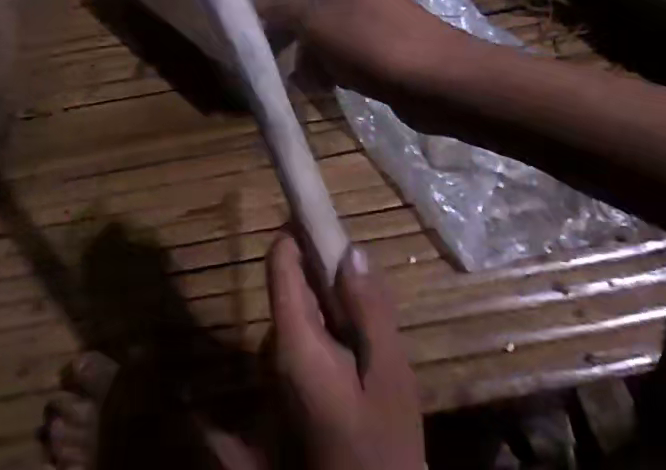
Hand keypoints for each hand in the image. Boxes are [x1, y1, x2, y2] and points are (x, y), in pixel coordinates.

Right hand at [260, 0, 465, 99]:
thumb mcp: (316, 21)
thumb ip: (282, 8)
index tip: (262, 21)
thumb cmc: (371, 42)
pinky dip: (330, 67)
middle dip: (288, 28)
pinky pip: (344, 52)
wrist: (439, 79)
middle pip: (308, 0)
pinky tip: (323, 88)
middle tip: (273, 55)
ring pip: (324, 30)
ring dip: (307, 53)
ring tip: (301, 80)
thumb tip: (261, 2)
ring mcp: (370, 18)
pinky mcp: (381, 48)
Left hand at [266, 231, 422, 469]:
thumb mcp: (388, 377)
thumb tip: (351, 251)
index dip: (298, 232)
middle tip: (368, 282)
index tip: (328, 219)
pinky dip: (332, 327)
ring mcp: (281, 369)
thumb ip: (370, 312)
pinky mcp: (293, 385)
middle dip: (325, 270)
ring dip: (332, 301)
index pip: (279, 261)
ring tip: (373, 319)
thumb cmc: (380, 446)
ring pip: (302, 308)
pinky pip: (307, 335)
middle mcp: (276, 348)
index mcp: (294, 339)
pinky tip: (363, 352)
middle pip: (290, 282)